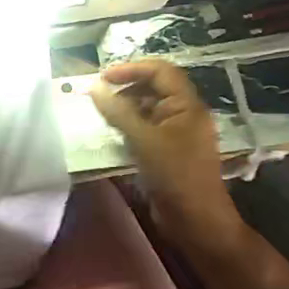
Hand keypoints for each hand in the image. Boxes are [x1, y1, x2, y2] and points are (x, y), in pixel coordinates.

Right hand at [88, 60, 240, 233]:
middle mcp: (184, 115)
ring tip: (101, 115)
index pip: (160, 71)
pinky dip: (128, 127)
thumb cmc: (174, 174)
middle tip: (97, 97)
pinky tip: (111, 134)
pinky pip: (146, 129)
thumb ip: (117, 111)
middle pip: (153, 88)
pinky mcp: (168, 151)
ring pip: (148, 109)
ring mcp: (177, 134)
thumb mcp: (143, 139)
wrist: (196, 220)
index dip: (131, 69)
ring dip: (124, 108)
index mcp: (187, 105)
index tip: (102, 78)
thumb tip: (93, 87)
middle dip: (125, 88)